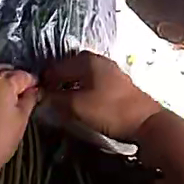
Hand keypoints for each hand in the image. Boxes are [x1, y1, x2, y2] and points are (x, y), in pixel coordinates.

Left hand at [0, 69, 38, 178]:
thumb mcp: (20, 120)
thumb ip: (29, 99)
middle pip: (2, 72)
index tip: (35, 91)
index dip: (32, 83)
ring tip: (1, 102)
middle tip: (19, 97)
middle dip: (12, 81)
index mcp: (2, 81)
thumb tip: (34, 89)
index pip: (23, 75)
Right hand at [41, 53, 163, 143]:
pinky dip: (83, 89)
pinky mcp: (118, 84)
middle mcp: (100, 61)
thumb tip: (42, 96)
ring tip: (62, 101)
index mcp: (88, 61)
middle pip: (71, 68)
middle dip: (58, 81)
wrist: (146, 122)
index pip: (58, 66)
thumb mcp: (77, 106)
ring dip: (71, 86)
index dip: (46, 80)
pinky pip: (93, 82)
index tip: (37, 93)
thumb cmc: (110, 111)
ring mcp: (111, 71)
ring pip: (83, 75)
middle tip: (48, 96)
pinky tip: (81, 102)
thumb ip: (57, 99)